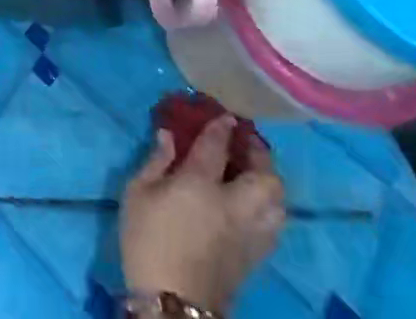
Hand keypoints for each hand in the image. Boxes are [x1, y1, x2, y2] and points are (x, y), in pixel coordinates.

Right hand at [119, 117, 283, 313]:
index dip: (221, 127)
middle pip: (265, 175)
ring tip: (253, 170)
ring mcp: (252, 231)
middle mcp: (236, 204)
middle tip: (245, 142)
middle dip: (259, 154)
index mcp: (201, 184)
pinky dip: (270, 203)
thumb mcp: (137, 192)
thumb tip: (168, 136)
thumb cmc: (147, 238)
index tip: (225, 115)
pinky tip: (252, 200)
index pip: (217, 146)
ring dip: (269, 179)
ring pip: (278, 200)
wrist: (174, 300)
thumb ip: (156, 161)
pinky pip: (275, 220)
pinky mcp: (258, 254)